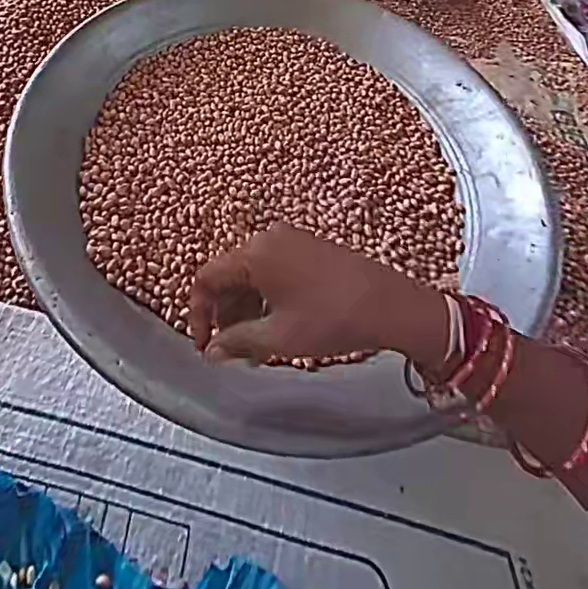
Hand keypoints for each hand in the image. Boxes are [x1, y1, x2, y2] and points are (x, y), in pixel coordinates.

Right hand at [188, 224, 448, 366]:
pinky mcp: (309, 246)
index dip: (198, 313)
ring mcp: (291, 239)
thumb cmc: (332, 319)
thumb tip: (213, 350)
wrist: (388, 304)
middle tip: (229, 348)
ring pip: (251, 272)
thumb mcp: (278, 337)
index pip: (207, 278)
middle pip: (229, 274)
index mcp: (254, 254)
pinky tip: (276, 324)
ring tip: (254, 343)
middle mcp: (269, 238)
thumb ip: (237, 341)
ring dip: (246, 306)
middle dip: (224, 312)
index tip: (203, 343)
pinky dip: (266, 295)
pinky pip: (273, 268)